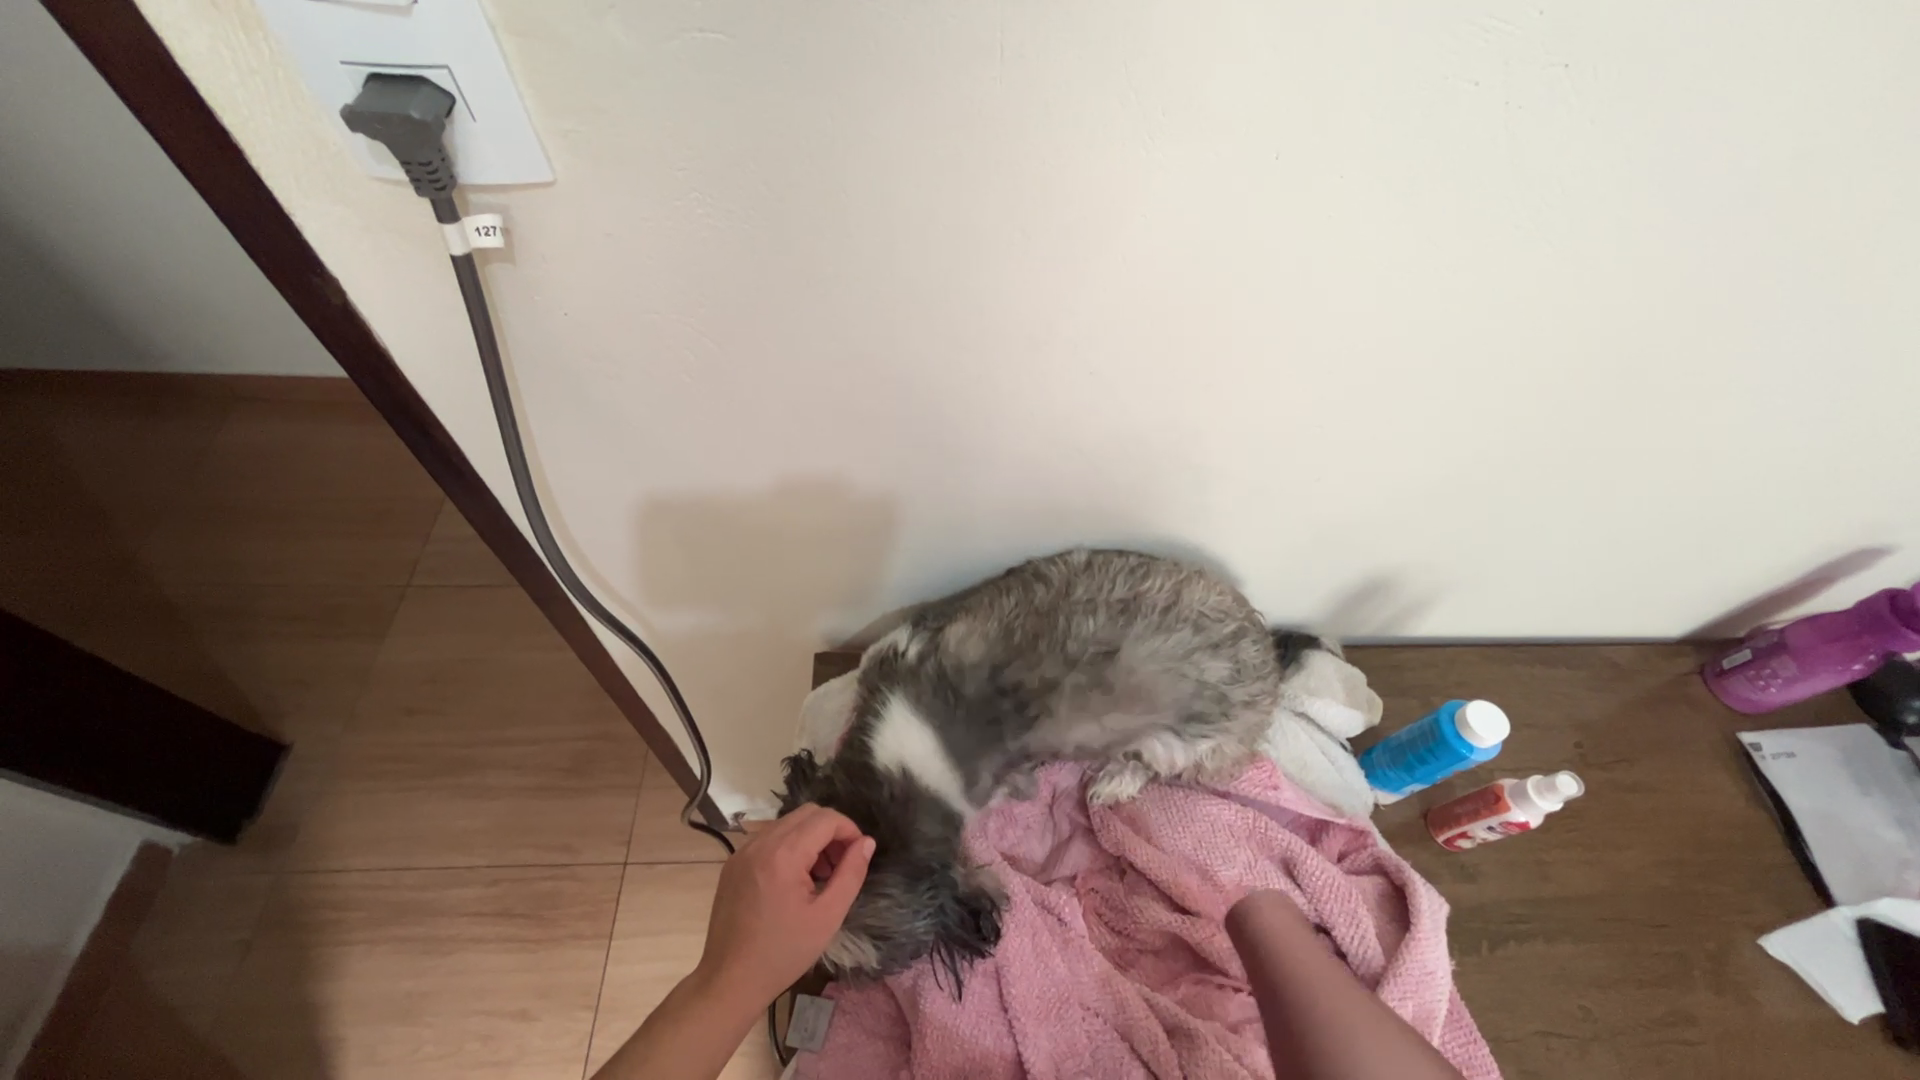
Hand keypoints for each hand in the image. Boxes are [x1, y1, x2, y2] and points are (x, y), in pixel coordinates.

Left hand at [695, 803, 874, 1008]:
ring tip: (819, 875)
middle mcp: (760, 843)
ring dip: (810, 838)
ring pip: (787, 823)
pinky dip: (789, 846)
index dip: (849, 830)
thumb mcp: (828, 917)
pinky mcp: (733, 863)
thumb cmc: (783, 953)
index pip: (826, 819)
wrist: (730, 981)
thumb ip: (851, 874)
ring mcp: (743, 851)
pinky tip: (794, 880)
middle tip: (840, 865)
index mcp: (783, 854)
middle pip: (807, 814)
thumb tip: (867, 843)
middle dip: (831, 831)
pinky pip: (769, 838)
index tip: (858, 856)